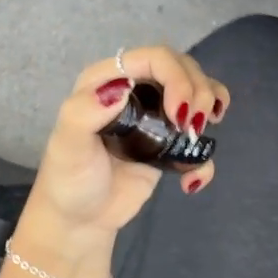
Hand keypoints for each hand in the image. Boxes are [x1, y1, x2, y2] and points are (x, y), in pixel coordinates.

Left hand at [12, 47, 227, 268]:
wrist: (81, 220)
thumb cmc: (69, 179)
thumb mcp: (68, 146)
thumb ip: (84, 113)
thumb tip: (120, 87)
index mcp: (109, 80)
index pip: (155, 58)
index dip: (177, 77)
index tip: (180, 114)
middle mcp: (135, 89)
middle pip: (184, 68)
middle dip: (199, 92)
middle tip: (194, 127)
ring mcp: (155, 115)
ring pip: (199, 91)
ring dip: (209, 107)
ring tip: (198, 136)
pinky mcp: (168, 143)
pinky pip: (199, 135)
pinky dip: (206, 157)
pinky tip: (191, 181)